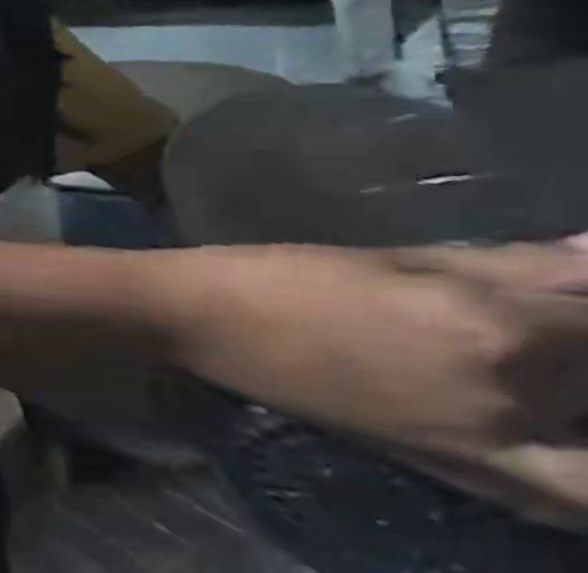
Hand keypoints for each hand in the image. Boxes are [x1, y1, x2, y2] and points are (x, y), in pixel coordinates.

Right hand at [166, 239, 587, 522]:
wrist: (205, 325)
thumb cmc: (280, 275)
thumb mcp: (386, 259)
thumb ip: (509, 265)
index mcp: (494, 329)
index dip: (584, 299)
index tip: (568, 288)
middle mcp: (517, 398)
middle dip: (577, 338)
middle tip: (546, 322)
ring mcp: (501, 448)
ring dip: (582, 407)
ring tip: (546, 380)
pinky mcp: (476, 476)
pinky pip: (577, 495)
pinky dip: (582, 470)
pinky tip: (555, 435)